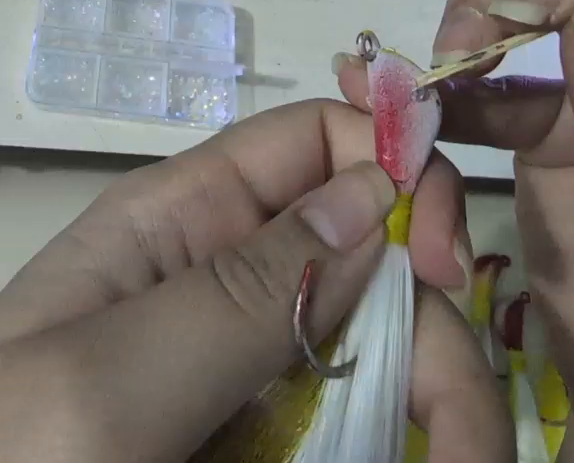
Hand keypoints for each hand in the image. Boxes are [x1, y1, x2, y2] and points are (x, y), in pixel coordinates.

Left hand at [0, 100, 511, 462]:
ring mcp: (254, 359)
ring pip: (383, 341)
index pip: (307, 140)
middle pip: (369, 251)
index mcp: (178, 218)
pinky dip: (411, 440)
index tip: (445, 258)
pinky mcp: (273, 433)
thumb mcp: (111, 375)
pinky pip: (363, 414)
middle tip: (462, 434)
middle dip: (430, 323)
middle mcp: (227, 272)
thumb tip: (371, 188)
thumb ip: (242, 285)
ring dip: (441, 402)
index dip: (390, 163)